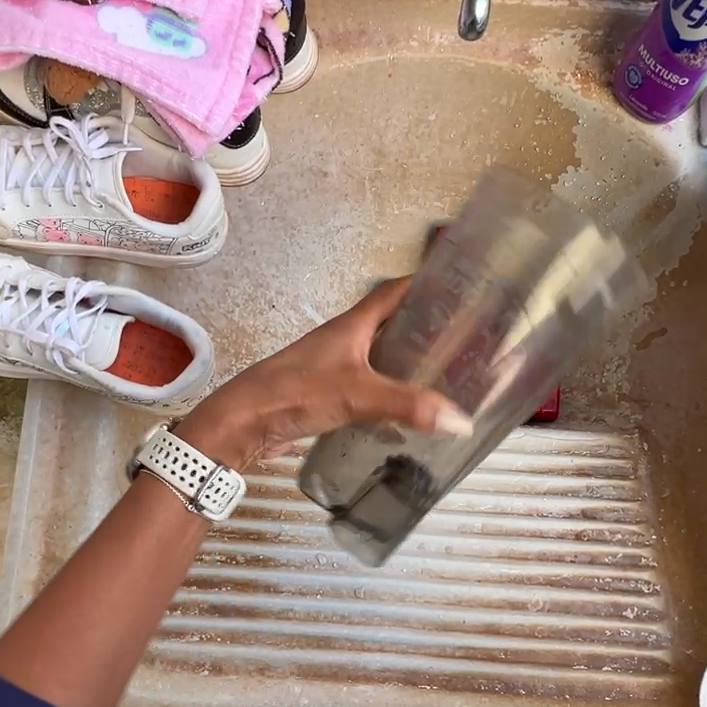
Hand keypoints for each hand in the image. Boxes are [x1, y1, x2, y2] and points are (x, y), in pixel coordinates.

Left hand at [173, 277, 470, 471]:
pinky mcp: (326, 394)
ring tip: (443, 375)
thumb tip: (460, 420)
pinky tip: (406, 412)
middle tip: (462, 340)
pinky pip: (367, 387)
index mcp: (352, 325)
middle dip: (423, 329)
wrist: (244, 421)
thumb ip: (408, 406)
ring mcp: (333, 367)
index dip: (424, 285)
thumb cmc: (295, 392)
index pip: (393, 292)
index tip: (457, 285)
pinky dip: (388, 394)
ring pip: (379, 358)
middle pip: (390, 325)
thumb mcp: (358, 395)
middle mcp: (344, 340)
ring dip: (406, 363)